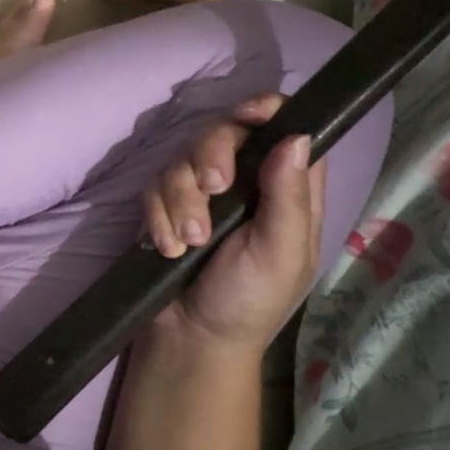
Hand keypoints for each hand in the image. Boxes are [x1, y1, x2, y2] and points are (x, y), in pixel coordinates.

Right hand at [142, 94, 326, 354]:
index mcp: (287, 189)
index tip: (247, 114)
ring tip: (187, 243)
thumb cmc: (250, 300)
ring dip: (180, 200)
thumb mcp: (281, 252)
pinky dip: (158, 217)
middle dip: (208, 157)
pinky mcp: (166, 207)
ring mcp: (201, 194)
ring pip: (180, 161)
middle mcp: (245, 183)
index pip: (284, 130)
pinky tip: (167, 248)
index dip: (267, 112)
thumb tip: (296, 136)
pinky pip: (152, 189)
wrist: (193, 337)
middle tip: (210, 189)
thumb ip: (288, 197)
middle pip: (222, 134)